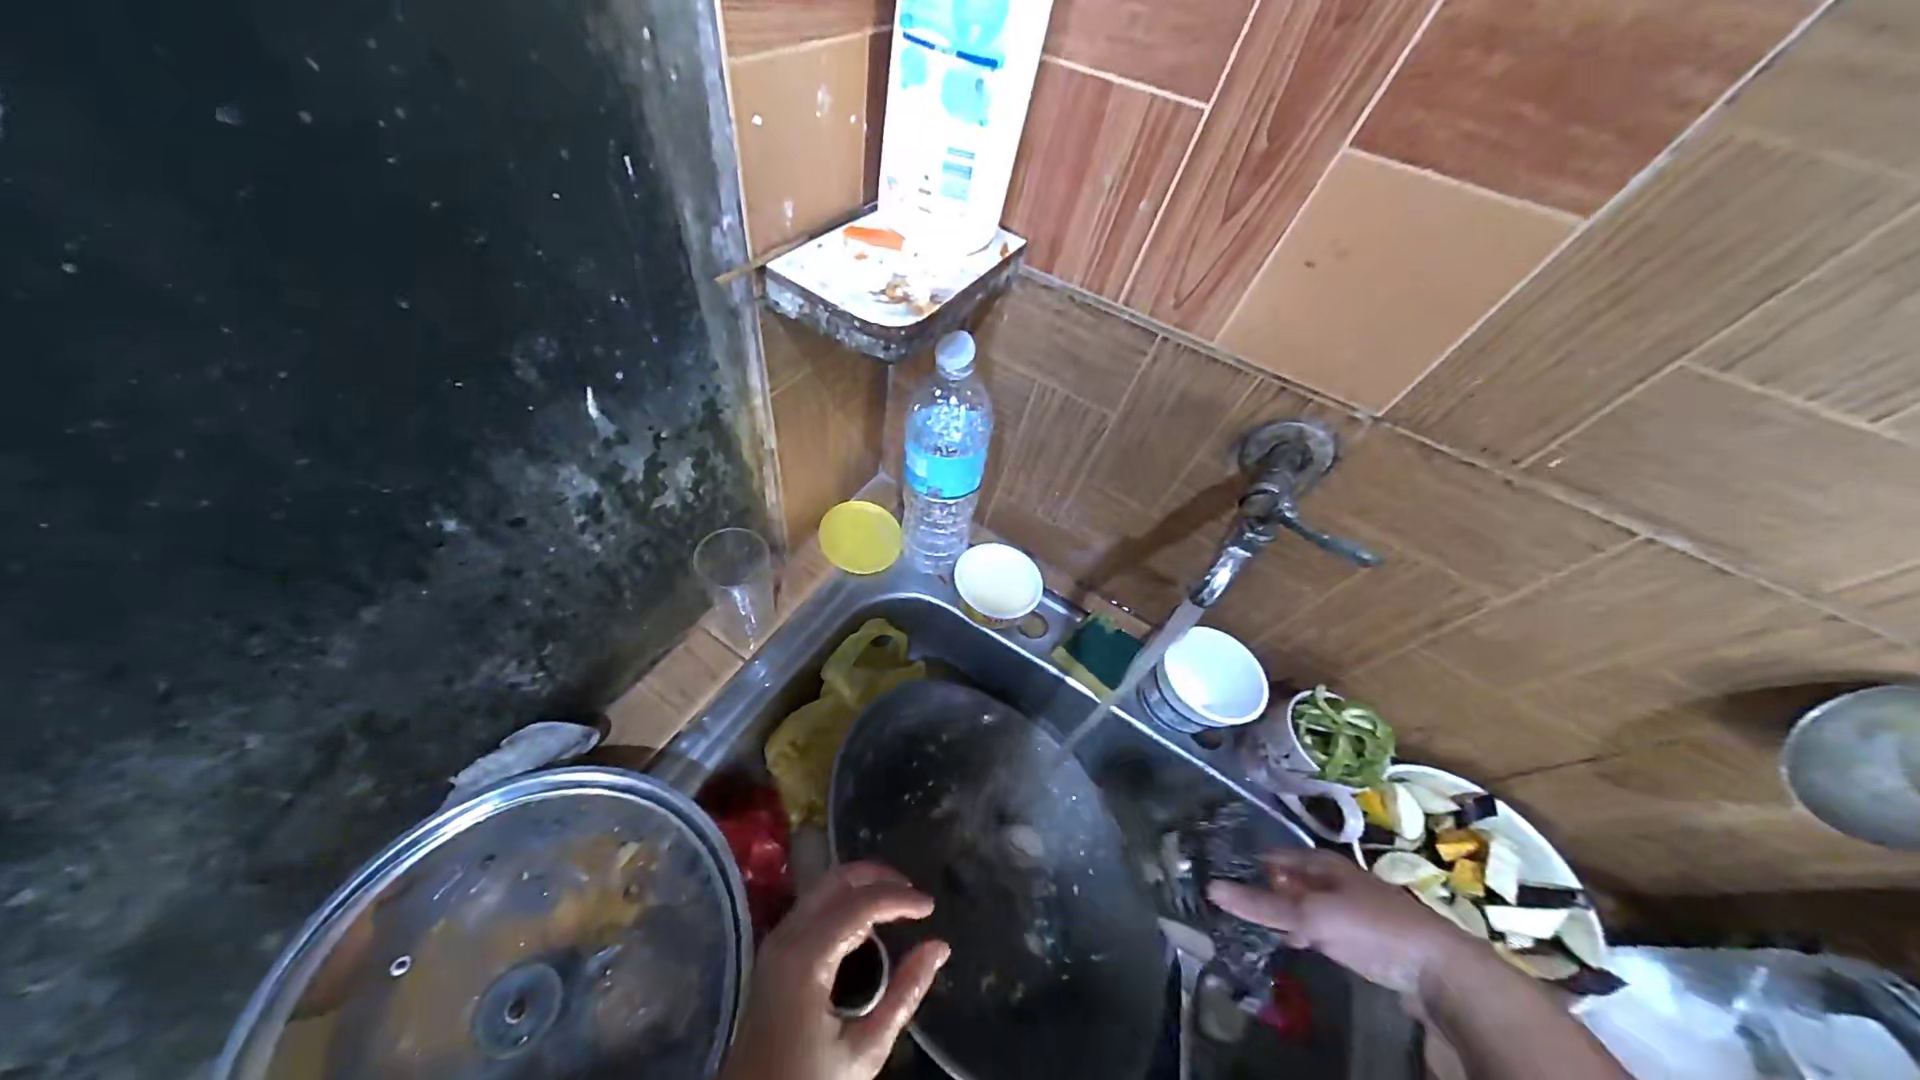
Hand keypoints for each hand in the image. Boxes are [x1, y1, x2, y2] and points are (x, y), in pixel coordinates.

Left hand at [720, 862, 950, 1079]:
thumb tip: (939, 947)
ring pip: (822, 887)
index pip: (860, 904)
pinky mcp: (774, 952)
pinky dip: (845, 901)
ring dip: (861, 886)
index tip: (930, 907)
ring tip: (897, 905)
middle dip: (879, 877)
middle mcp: (786, 937)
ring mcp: (775, 942)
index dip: (899, 898)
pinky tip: (867, 923)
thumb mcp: (865, 1051)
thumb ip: (905, 994)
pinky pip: (813, 906)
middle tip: (913, 896)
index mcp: (806, 959)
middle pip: (836, 880)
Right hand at [1206, 849, 1474, 995]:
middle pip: (1285, 880)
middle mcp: (1330, 877)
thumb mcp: (1310, 916)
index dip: (1242, 865)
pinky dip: (1298, 932)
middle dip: (1258, 890)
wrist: (1440, 969)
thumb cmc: (1371, 927)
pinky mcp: (1357, 935)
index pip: (1269, 856)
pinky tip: (1287, 944)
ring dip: (1278, 913)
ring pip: (1300, 904)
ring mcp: (1345, 906)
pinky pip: (1316, 926)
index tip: (1213, 877)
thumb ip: (1262, 905)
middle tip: (1225, 906)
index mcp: (1320, 861)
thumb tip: (1209, 886)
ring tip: (1247, 926)